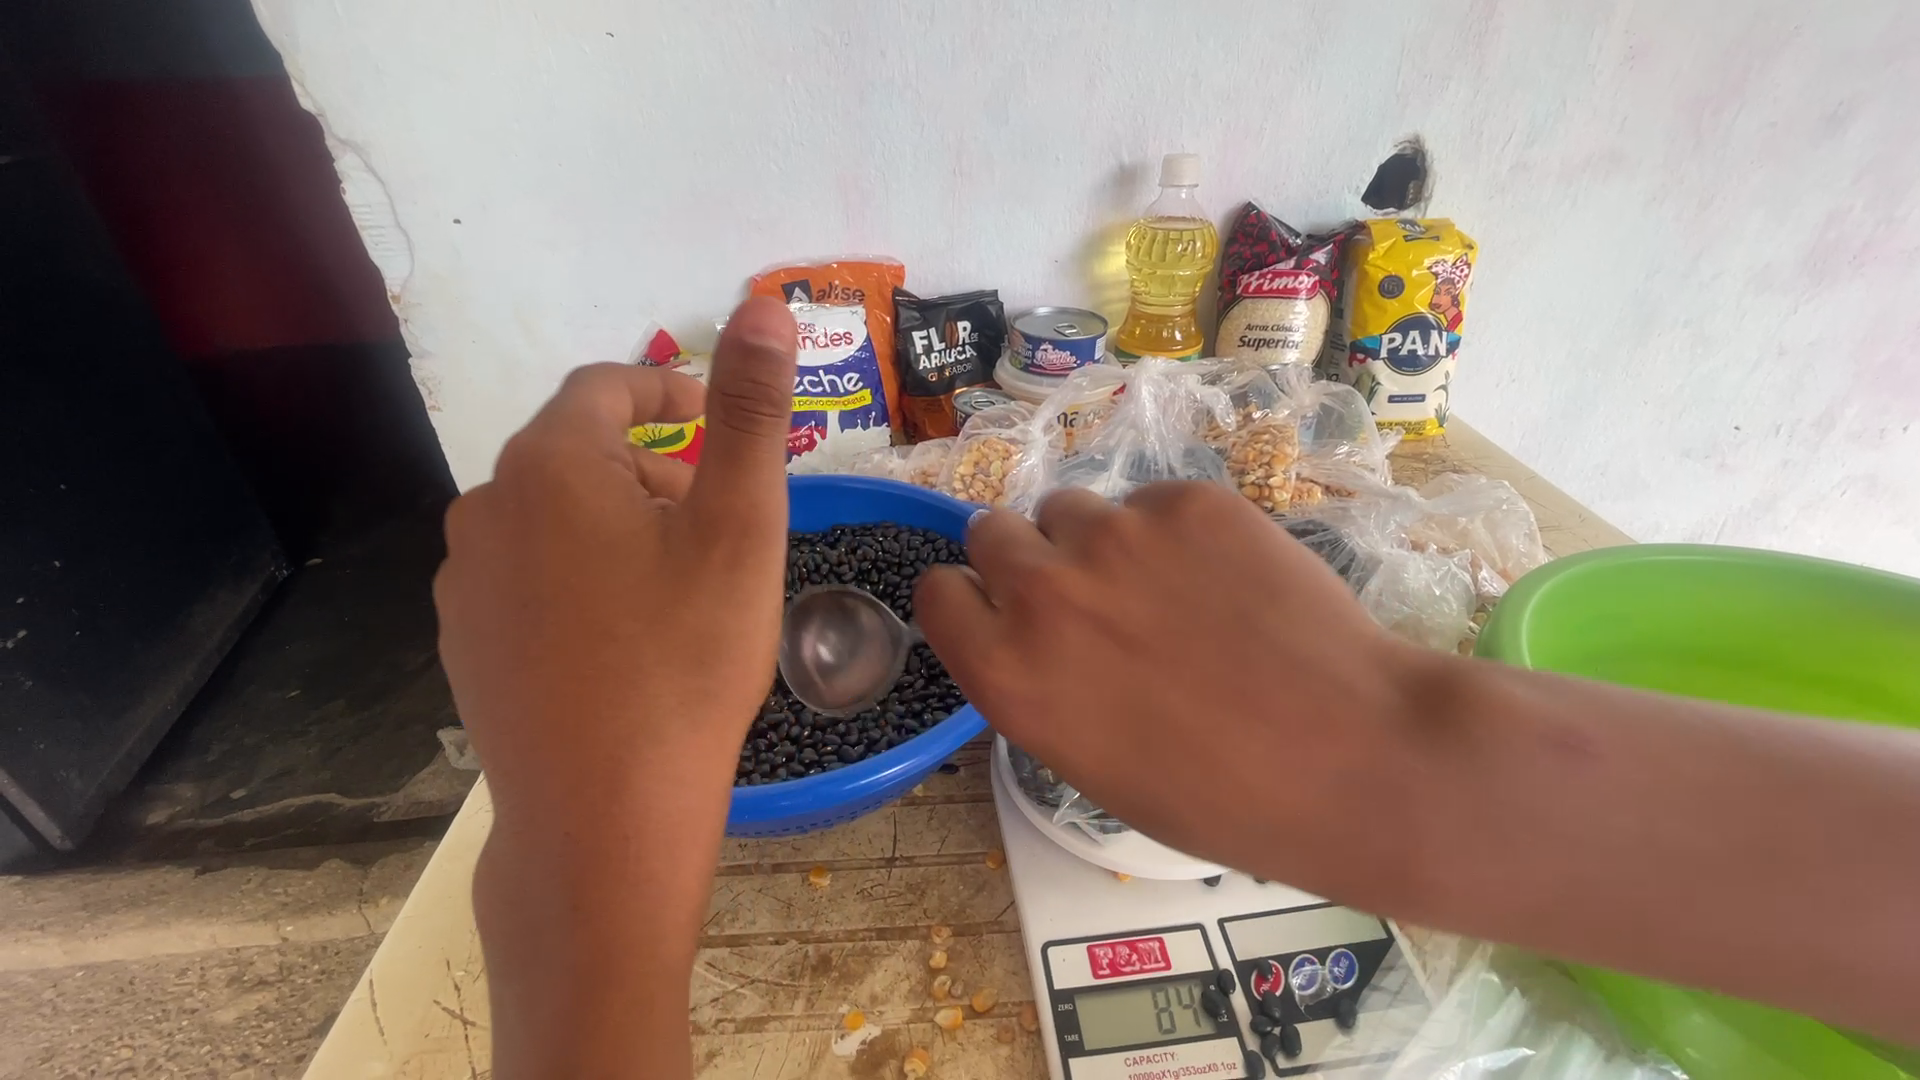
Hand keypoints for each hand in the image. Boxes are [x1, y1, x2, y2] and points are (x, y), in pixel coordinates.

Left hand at [436, 297, 797, 835]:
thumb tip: (765, 306)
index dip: (671, 391)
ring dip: (622, 523)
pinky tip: (628, 635)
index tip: (719, 418)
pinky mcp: (467, 643)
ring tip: (683, 581)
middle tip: (721, 519)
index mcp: (552, 464)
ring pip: (557, 518)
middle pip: (582, 453)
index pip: (609, 387)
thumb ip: (749, 410)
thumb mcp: (739, 525)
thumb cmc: (686, 655)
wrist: (603, 813)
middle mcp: (488, 508)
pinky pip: (533, 576)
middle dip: (657, 466)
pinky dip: (586, 576)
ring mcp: (466, 582)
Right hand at [916, 484, 1433, 894]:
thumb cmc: (1212, 793)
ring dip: (1095, 543)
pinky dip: (1170, 533)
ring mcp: (1116, 534)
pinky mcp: (1188, 501)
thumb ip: (1032, 678)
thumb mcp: (1085, 757)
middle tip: (1083, 596)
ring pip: (1070, 509)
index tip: (1000, 613)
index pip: (937, 591)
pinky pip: (1149, 504)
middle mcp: (1042, 590)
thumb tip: (1026, 625)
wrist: (1350, 755)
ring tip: (1162, 588)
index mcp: (1007, 670)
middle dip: (1024, 559)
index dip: (969, 601)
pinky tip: (1222, 579)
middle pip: (990, 531)